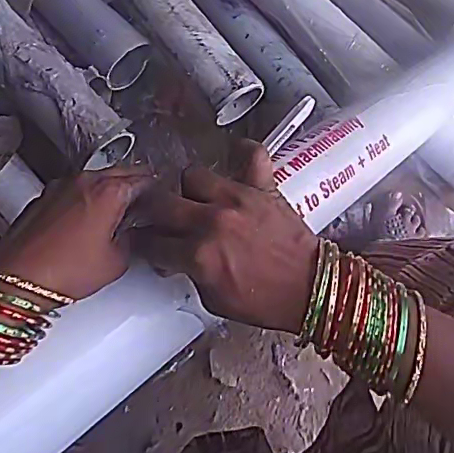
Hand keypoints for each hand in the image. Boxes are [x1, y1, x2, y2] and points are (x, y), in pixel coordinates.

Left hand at [0, 165, 152, 299]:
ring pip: (98, 179)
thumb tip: (131, 235)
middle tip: (147, 204)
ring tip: (118, 214)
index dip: (160, 190)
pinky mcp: (44, 197)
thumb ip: (133, 240)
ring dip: (112, 190)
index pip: (146, 178)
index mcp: (110, 190)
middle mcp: (85, 180)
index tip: (163, 201)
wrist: (15, 280)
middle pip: (123, 172)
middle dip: (137, 186)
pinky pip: (76, 189)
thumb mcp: (116, 261)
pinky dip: (88, 198)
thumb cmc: (61, 270)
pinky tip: (90, 221)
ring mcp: (61, 185)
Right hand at [132, 141, 317, 332]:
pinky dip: (243, 152)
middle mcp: (214, 221)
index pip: (151, 242)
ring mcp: (239, 199)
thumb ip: (190, 272)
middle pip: (160, 202)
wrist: (310, 287)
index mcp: (199, 255)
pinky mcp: (264, 188)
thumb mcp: (214, 300)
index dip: (143, 244)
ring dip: (190, 189)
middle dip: (153, 212)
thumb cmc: (268, 299)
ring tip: (197, 199)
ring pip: (194, 175)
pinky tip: (235, 158)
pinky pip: (252, 155)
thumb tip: (176, 257)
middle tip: (159, 217)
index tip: (145, 242)